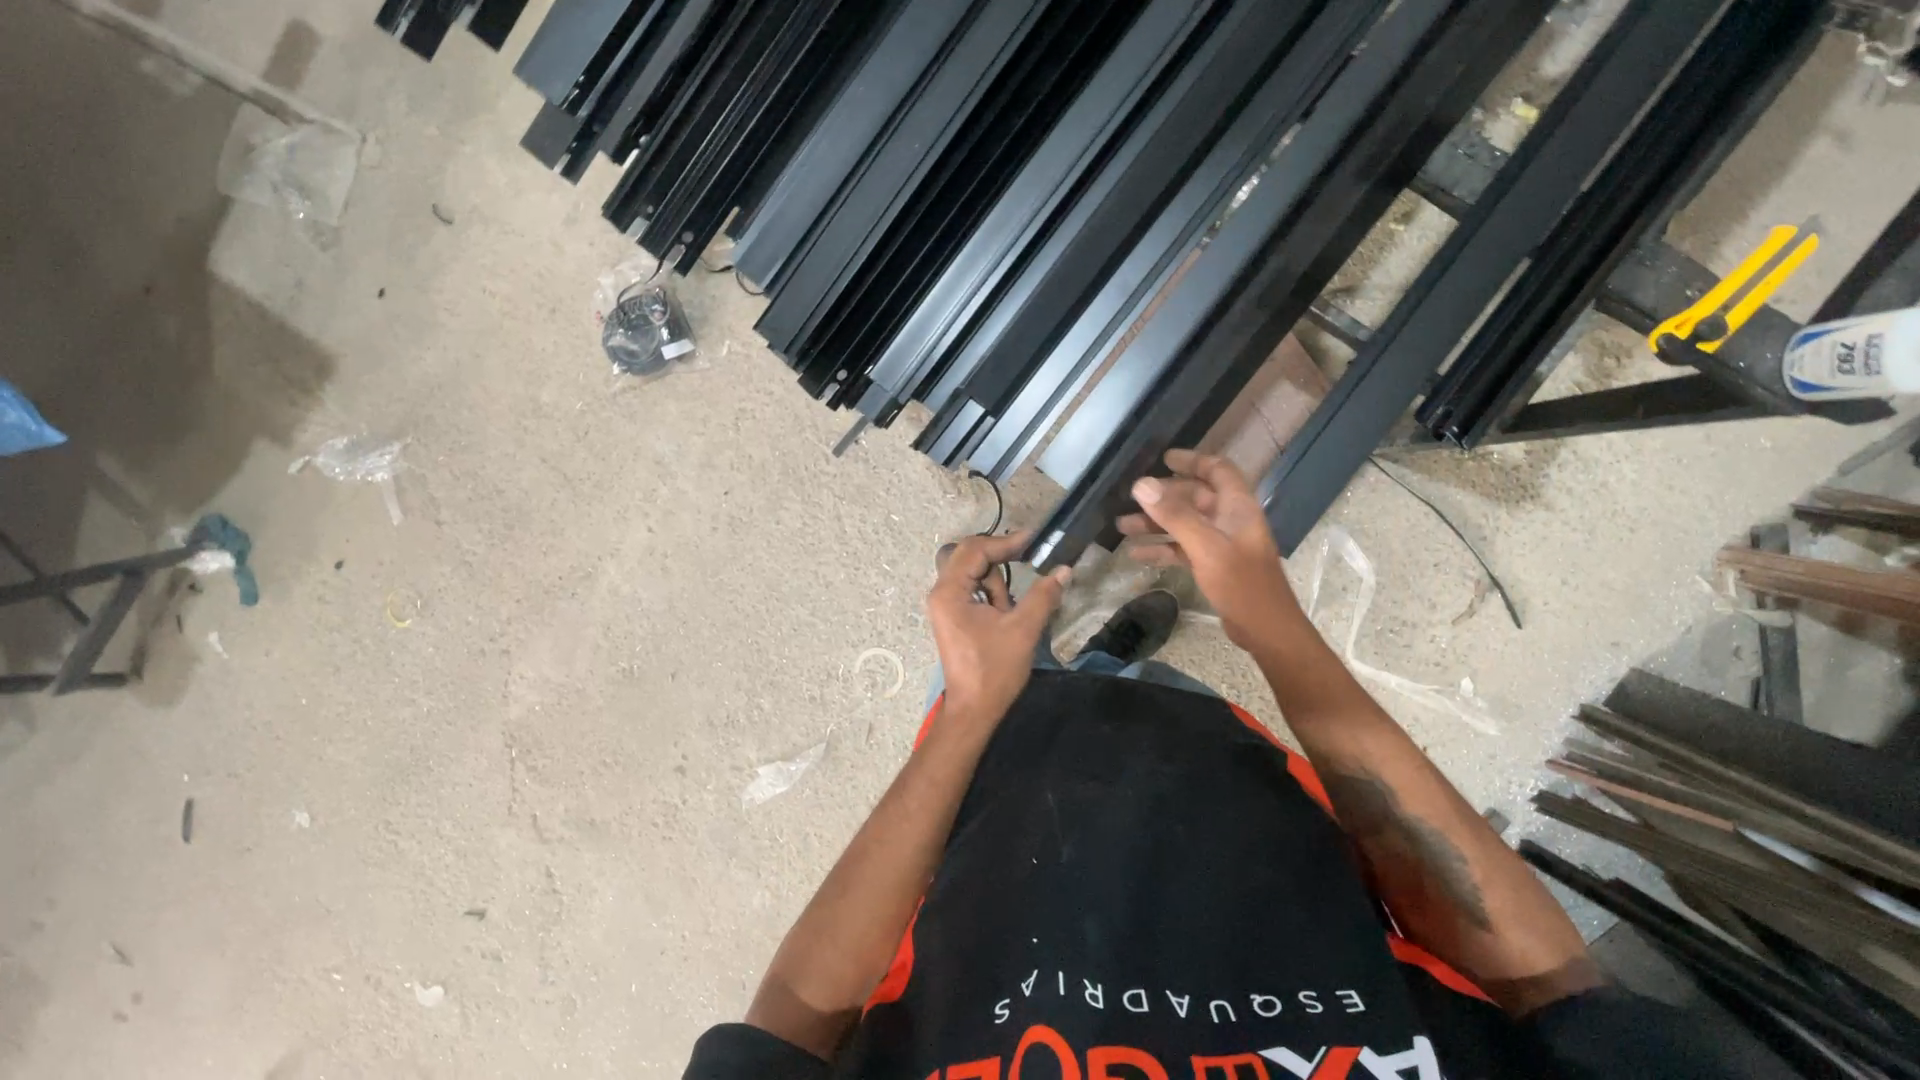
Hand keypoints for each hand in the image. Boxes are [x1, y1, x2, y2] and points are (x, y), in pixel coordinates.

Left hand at [926, 532, 1070, 725]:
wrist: (974, 709)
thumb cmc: (994, 670)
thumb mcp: (1023, 629)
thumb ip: (1043, 595)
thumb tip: (1064, 570)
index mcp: (949, 592)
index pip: (975, 550)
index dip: (1005, 542)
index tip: (1033, 539)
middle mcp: (941, 593)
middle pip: (969, 556)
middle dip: (1000, 556)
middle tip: (1030, 557)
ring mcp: (944, 605)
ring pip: (973, 573)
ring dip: (996, 582)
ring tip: (1010, 611)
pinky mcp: (952, 616)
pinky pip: (972, 590)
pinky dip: (991, 593)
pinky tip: (1005, 612)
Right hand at [1116, 450, 1300, 649]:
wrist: (1265, 629)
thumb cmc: (1241, 583)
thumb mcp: (1205, 546)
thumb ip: (1174, 515)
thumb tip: (1141, 484)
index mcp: (1237, 506)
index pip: (1217, 470)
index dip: (1192, 460)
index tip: (1162, 459)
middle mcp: (1230, 519)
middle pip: (1194, 497)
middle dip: (1162, 497)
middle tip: (1130, 498)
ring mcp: (1222, 543)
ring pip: (1185, 524)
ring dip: (1155, 523)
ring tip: (1122, 526)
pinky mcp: (1213, 565)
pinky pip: (1183, 548)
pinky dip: (1162, 548)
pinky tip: (1136, 554)